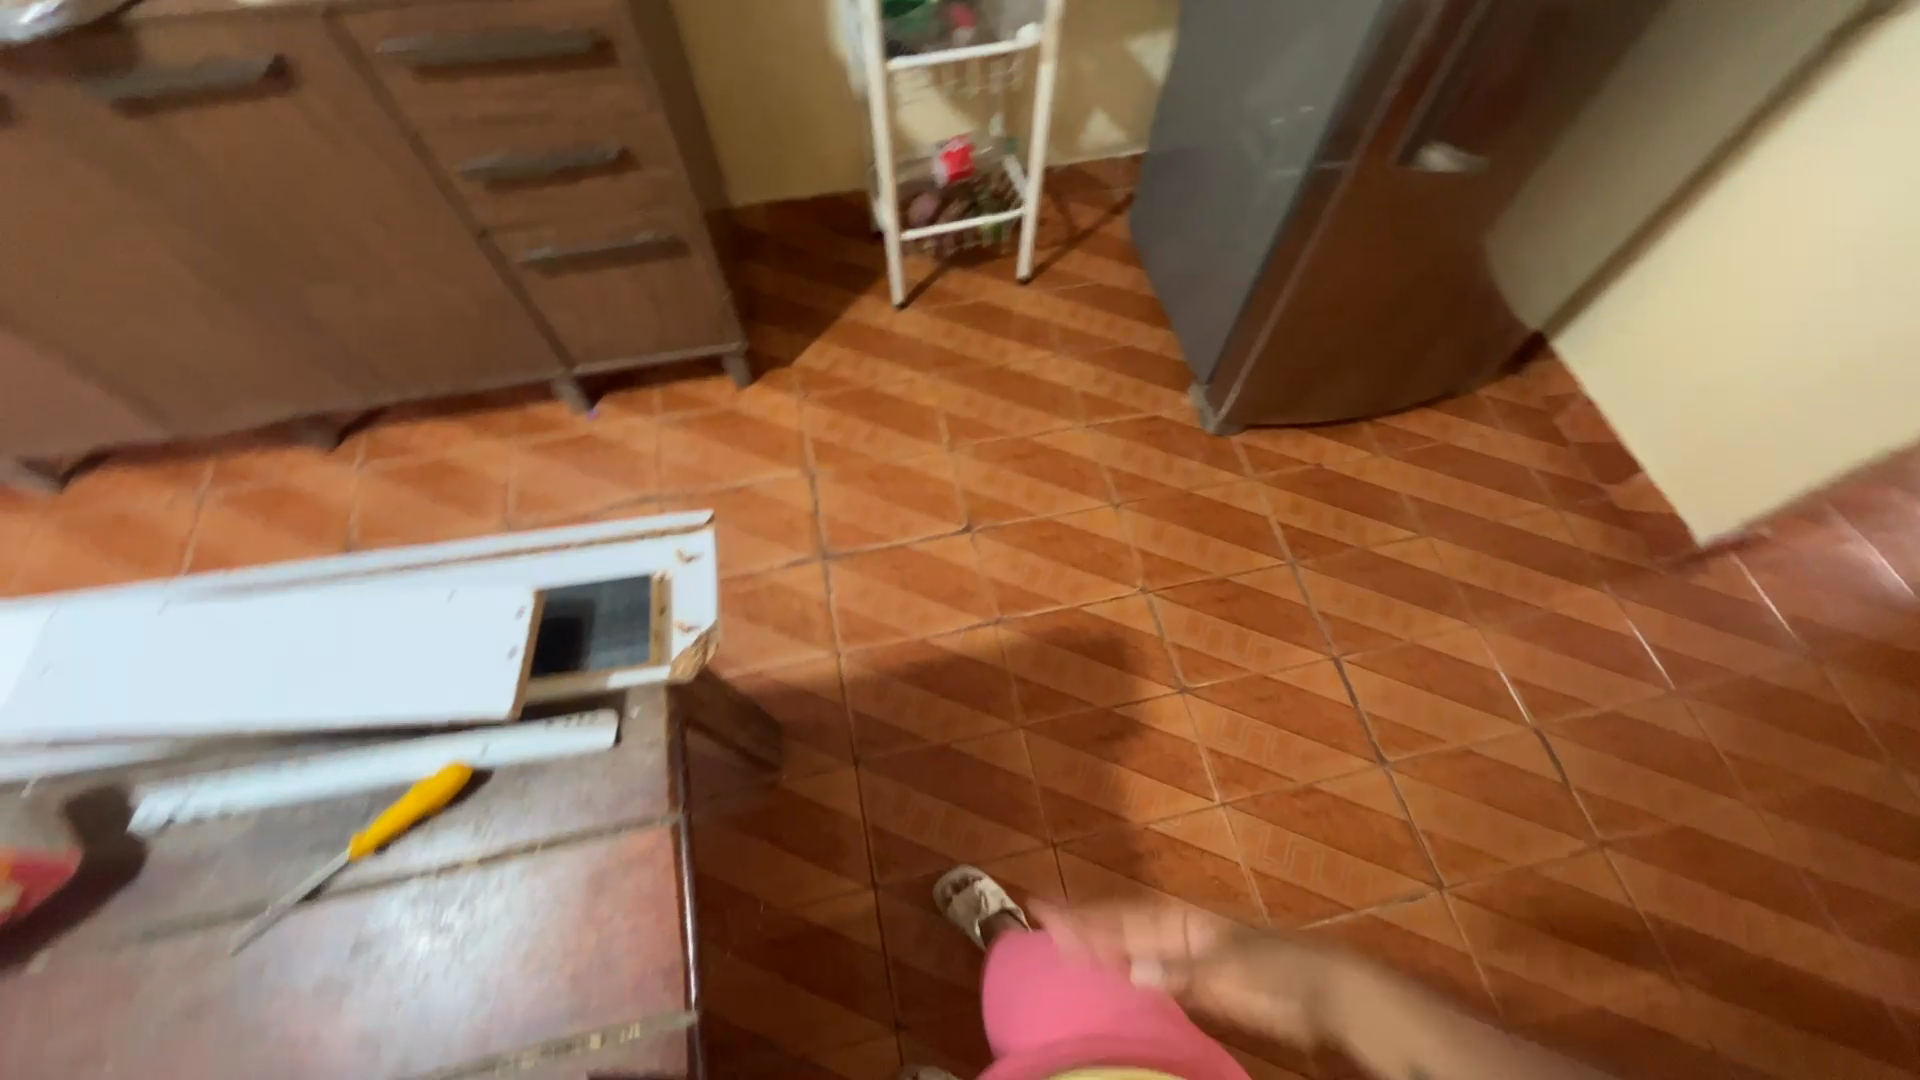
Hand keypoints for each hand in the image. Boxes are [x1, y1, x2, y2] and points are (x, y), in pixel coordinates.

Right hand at [1032, 900, 1339, 1047]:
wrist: (1325, 991)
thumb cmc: (1276, 967)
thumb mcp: (1228, 965)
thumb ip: (1180, 968)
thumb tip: (1131, 970)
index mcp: (1181, 920)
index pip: (1122, 917)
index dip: (1083, 915)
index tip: (1044, 908)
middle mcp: (1176, 935)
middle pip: (1120, 932)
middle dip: (1084, 929)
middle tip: (1041, 925)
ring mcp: (1185, 961)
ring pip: (1131, 955)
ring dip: (1099, 953)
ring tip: (1061, 951)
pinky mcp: (1196, 990)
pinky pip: (1151, 982)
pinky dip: (1126, 981)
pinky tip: (1107, 987)